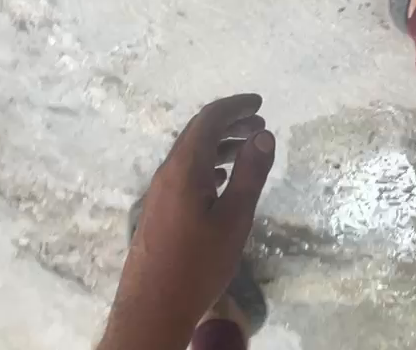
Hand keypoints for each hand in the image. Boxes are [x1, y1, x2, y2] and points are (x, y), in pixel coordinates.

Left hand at [99, 94, 275, 349]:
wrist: (150, 311)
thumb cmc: (197, 264)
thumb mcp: (234, 219)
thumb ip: (250, 174)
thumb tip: (264, 135)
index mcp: (185, 167)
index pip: (209, 119)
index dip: (235, 106)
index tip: (259, 104)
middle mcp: (168, 172)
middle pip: (198, 132)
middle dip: (230, 123)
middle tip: (259, 124)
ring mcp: (159, 192)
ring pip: (191, 153)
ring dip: (220, 145)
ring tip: (247, 151)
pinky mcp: (158, 210)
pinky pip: (184, 172)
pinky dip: (207, 164)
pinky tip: (221, 181)